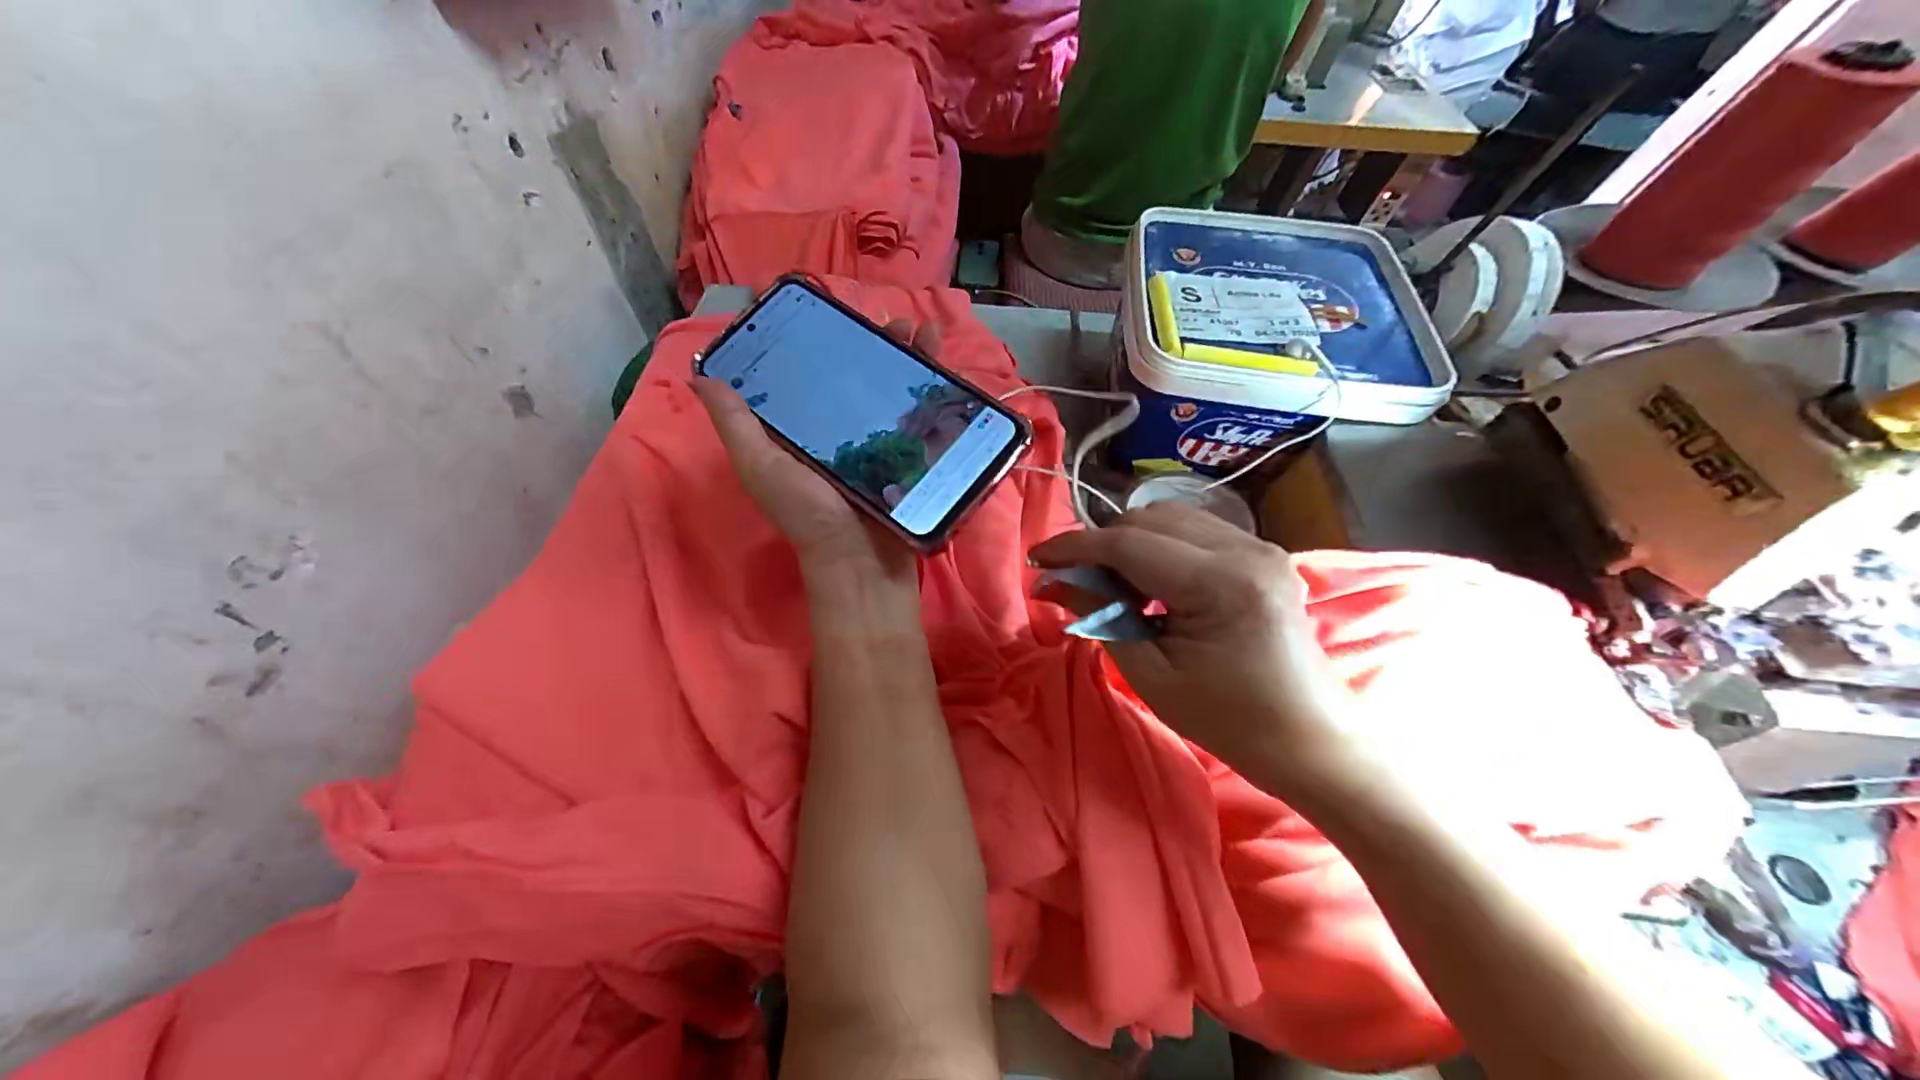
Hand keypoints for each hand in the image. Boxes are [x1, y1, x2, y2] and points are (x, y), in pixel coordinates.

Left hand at [692, 318, 940, 584]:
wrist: (863, 564)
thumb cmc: (809, 516)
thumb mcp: (763, 468)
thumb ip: (736, 425)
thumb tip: (701, 374)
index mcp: (804, 429)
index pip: (810, 374)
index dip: (820, 340)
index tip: (831, 311)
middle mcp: (841, 430)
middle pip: (858, 374)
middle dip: (873, 343)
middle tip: (887, 320)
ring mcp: (879, 442)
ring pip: (892, 386)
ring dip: (907, 354)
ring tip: (919, 331)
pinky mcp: (910, 455)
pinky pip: (922, 411)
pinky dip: (933, 383)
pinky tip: (940, 358)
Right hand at [1030, 503, 1356, 783]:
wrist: (1309, 737)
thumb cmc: (1228, 720)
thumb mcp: (1152, 675)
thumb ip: (1101, 617)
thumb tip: (1051, 583)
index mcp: (1221, 583)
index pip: (1129, 544)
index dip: (1075, 547)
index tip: (1037, 559)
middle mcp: (1246, 548)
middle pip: (1149, 519)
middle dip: (1102, 545)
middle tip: (1076, 584)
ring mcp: (1260, 545)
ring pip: (1171, 517)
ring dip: (1130, 543)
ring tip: (1113, 586)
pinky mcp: (1263, 552)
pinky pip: (1196, 530)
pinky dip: (1161, 547)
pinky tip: (1152, 584)